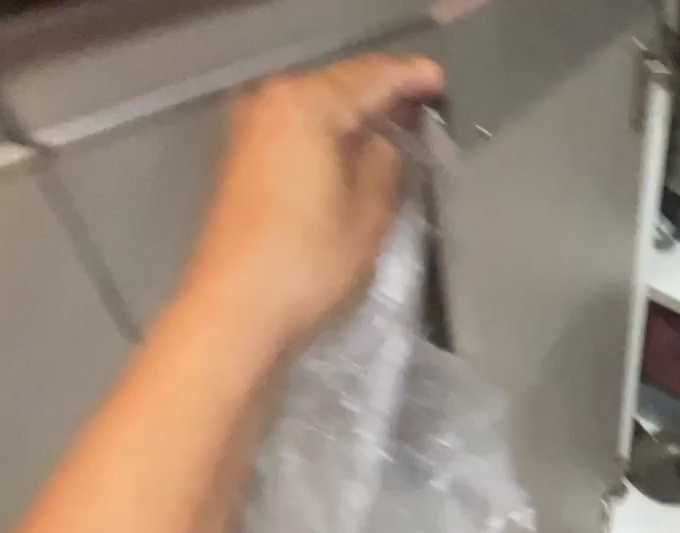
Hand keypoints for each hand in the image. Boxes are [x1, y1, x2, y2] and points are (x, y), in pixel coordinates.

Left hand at [174, 54, 445, 355]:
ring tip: (397, 125)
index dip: (407, 79)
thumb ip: (384, 166)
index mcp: (307, 107)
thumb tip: (385, 142)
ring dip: (355, 114)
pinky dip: (332, 134)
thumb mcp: (369, 215)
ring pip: (317, 108)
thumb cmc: (311, 261)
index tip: (438, 80)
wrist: (241, 306)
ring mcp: (253, 131)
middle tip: (422, 102)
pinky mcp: (247, 162)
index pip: (368, 79)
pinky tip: (356, 149)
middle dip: (381, 92)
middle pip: (337, 86)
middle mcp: (272, 104)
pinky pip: (300, 131)